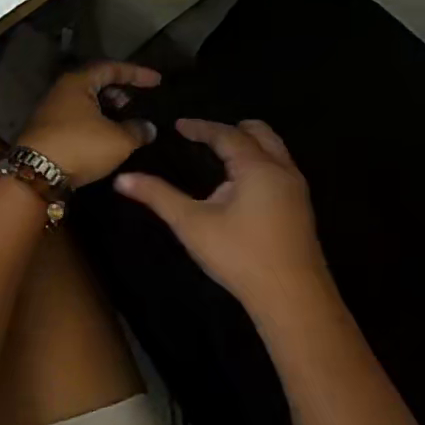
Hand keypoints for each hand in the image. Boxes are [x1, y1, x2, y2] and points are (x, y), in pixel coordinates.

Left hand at [17, 62, 161, 185]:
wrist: (34, 175)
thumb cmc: (79, 146)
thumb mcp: (118, 140)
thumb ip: (137, 130)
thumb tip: (148, 127)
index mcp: (78, 82)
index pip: (111, 68)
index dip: (136, 73)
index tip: (157, 80)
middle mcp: (61, 90)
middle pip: (95, 82)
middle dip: (118, 90)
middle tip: (134, 103)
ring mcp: (50, 110)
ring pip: (84, 101)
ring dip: (106, 108)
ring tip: (123, 122)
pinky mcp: (46, 130)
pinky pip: (76, 117)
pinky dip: (94, 121)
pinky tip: (104, 138)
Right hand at [114, 119, 328, 314]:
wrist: (293, 299)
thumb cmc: (240, 256)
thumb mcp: (192, 224)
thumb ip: (158, 197)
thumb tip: (122, 179)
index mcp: (256, 166)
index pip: (226, 134)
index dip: (201, 127)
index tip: (179, 125)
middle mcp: (282, 169)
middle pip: (259, 132)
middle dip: (231, 129)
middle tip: (204, 137)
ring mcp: (296, 189)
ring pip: (274, 149)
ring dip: (248, 145)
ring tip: (222, 157)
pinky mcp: (301, 209)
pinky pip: (280, 167)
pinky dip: (260, 161)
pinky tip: (243, 187)